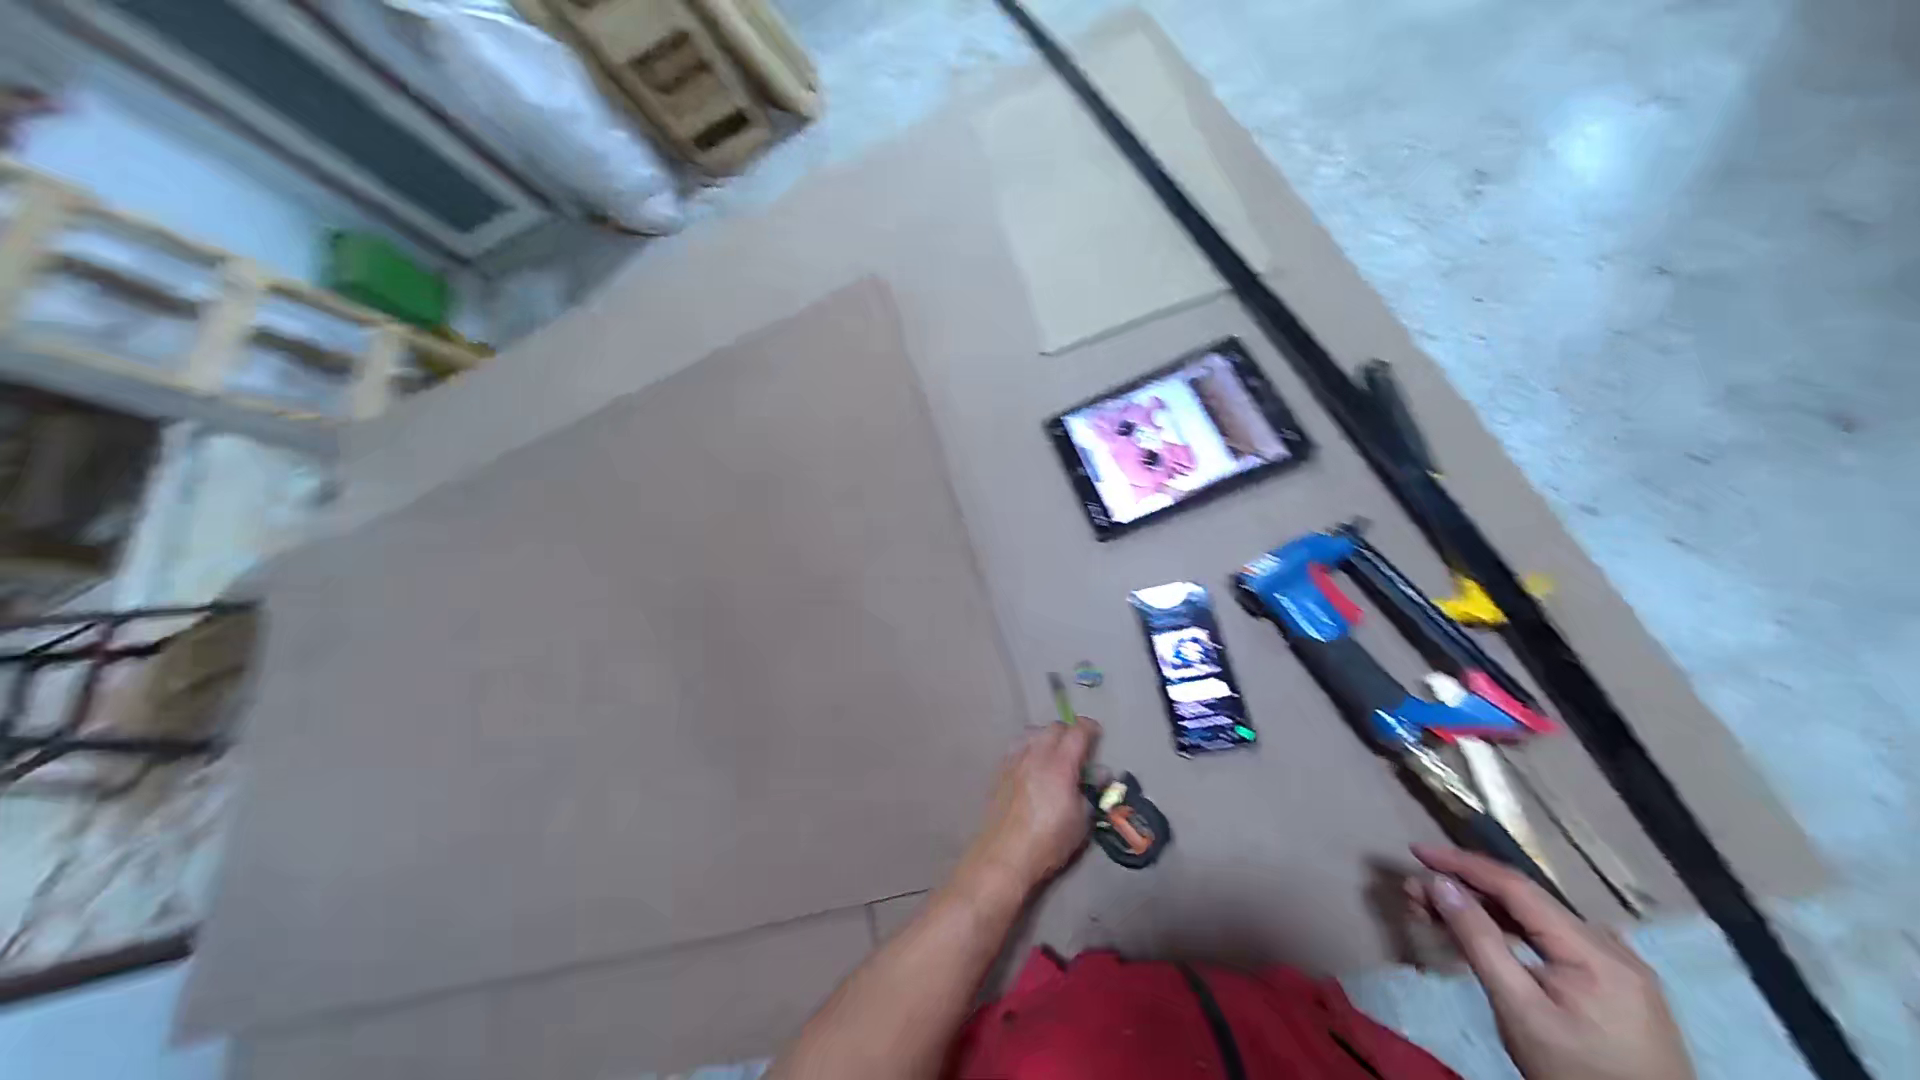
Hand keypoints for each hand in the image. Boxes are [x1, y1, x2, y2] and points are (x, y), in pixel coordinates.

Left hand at [956, 721, 1099, 894]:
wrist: (1005, 854)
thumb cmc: (1049, 841)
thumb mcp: (1081, 820)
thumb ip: (1091, 790)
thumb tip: (1101, 772)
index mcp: (1060, 764)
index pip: (1077, 731)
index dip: (1090, 727)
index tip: (1097, 733)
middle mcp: (1035, 754)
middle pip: (1054, 727)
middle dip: (1069, 732)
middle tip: (1077, 748)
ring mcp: (1014, 760)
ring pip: (1032, 732)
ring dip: (1046, 737)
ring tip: (1053, 753)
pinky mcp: (1000, 770)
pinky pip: (1016, 746)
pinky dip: (1029, 747)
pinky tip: (1031, 764)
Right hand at [1408, 844, 1694, 1079]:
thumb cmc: (1575, 1074)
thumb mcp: (1518, 1009)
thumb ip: (1479, 941)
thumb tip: (1439, 884)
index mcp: (1595, 952)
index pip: (1516, 887)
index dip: (1462, 864)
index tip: (1416, 851)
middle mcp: (1612, 948)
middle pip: (1525, 902)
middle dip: (1465, 889)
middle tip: (1414, 893)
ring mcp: (1619, 967)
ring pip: (1537, 921)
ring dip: (1484, 910)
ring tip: (1435, 912)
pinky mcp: (1617, 986)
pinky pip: (1553, 942)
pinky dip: (1510, 932)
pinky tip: (1482, 936)